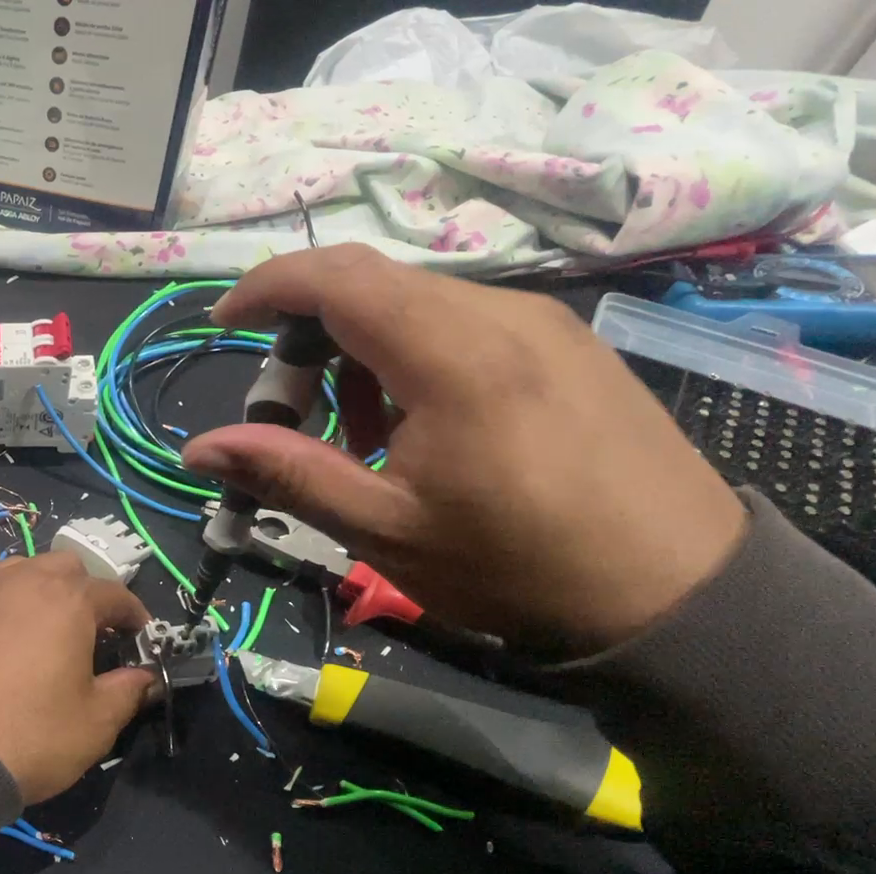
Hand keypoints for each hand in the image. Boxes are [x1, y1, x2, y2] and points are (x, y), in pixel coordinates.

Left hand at [0, 553, 154, 802]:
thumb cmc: (28, 736)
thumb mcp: (95, 723)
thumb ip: (127, 691)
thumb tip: (144, 677)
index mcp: (66, 600)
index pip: (113, 593)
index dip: (132, 615)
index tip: (138, 637)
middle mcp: (20, 582)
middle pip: (63, 568)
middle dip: (83, 592)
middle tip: (89, 632)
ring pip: (17, 574)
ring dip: (38, 593)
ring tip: (41, 633)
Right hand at [183, 245, 746, 655]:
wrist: (678, 593)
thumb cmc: (515, 566)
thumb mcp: (382, 529)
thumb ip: (285, 474)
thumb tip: (197, 448)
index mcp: (454, 358)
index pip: (339, 279)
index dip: (268, 287)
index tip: (223, 325)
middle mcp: (502, 316)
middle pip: (371, 284)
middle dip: (306, 335)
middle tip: (286, 413)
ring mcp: (543, 324)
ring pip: (414, 302)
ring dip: (357, 351)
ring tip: (357, 435)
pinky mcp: (565, 344)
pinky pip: (460, 321)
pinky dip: (407, 356)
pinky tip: (416, 425)